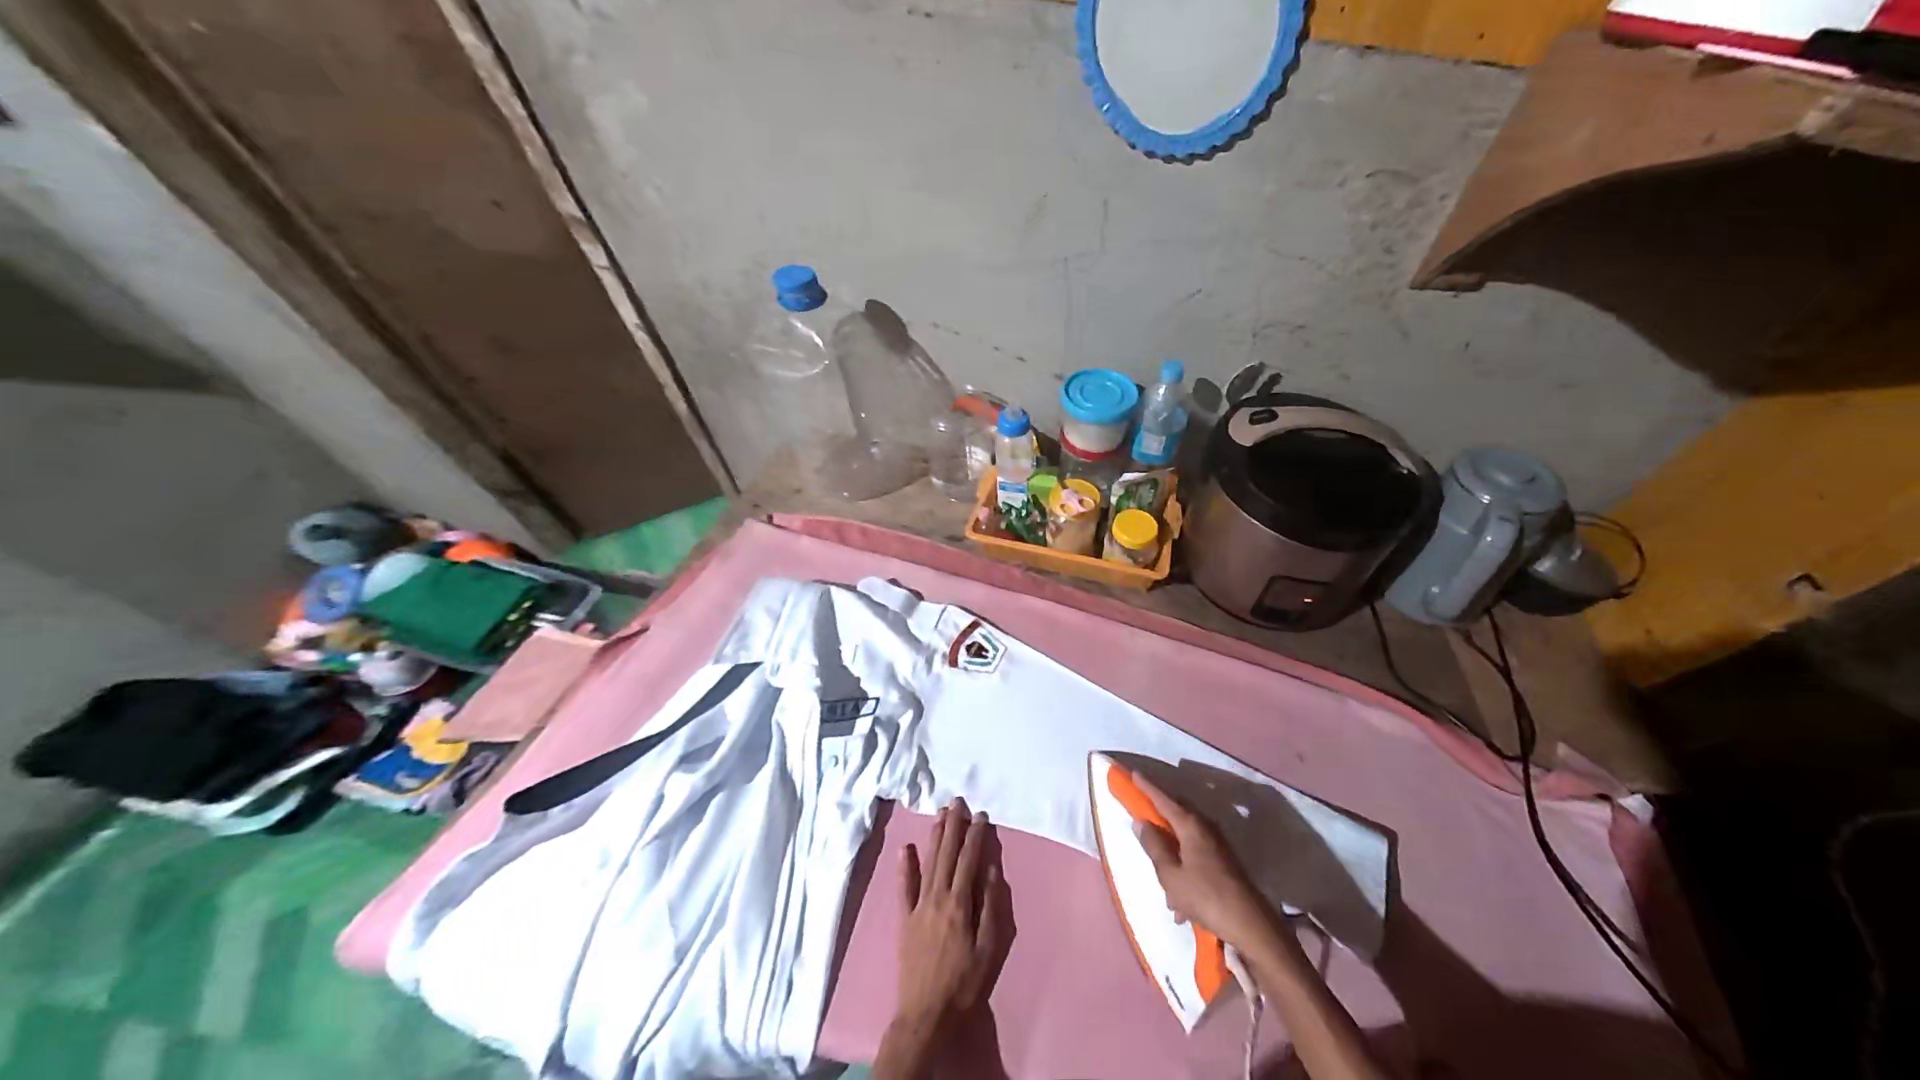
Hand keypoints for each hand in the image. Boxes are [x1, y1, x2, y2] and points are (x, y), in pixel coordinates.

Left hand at [895, 797, 1005, 1025]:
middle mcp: (937, 897)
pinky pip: (904, 887)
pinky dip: (905, 866)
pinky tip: (906, 848)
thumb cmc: (964, 984)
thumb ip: (991, 907)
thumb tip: (992, 870)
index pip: (969, 860)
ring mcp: (918, 907)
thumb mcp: (989, 949)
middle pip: (947, 854)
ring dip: (935, 837)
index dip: (976, 836)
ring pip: (928, 862)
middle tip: (957, 801)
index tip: (981, 815)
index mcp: (959, 903)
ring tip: (941, 814)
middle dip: (954, 826)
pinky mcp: (905, 919)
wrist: (925, 1013)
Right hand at [1131, 773, 1277, 953]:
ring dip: (1170, 854)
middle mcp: (1205, 828)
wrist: (1251, 925)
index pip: (1164, 800)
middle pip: (1176, 813)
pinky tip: (1180, 906)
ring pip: (1185, 839)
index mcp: (1191, 825)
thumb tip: (1141, 821)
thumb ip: (1154, 846)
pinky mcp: (1223, 862)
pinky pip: (1195, 857)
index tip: (1134, 774)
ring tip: (1165, 889)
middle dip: (1158, 816)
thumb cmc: (1205, 896)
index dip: (1147, 787)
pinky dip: (1183, 871)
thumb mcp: (1170, 875)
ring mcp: (1217, 845)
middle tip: (1142, 818)